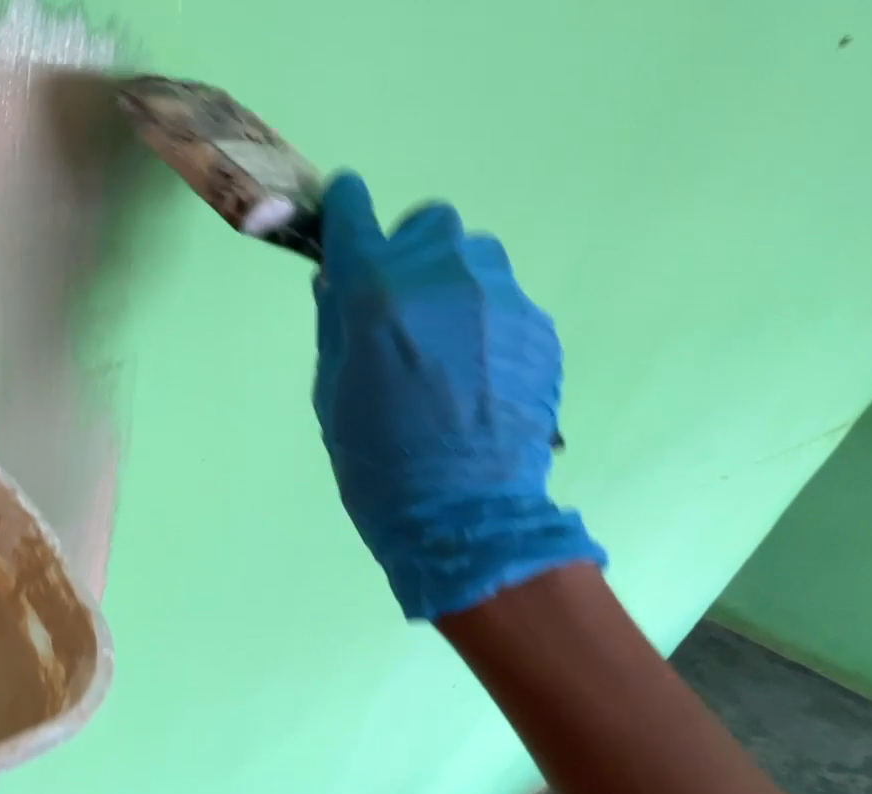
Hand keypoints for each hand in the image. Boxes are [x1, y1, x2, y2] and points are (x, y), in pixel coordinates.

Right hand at [311, 172, 603, 619]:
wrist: (461, 509)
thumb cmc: (373, 457)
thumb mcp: (330, 389)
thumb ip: (335, 323)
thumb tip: (336, 279)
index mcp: (374, 291)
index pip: (354, 212)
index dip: (343, 207)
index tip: (341, 210)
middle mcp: (441, 274)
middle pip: (427, 223)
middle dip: (407, 253)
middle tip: (398, 305)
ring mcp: (501, 295)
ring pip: (473, 257)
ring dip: (450, 282)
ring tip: (443, 344)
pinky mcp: (540, 323)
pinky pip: (502, 299)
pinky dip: (483, 320)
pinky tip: (476, 373)